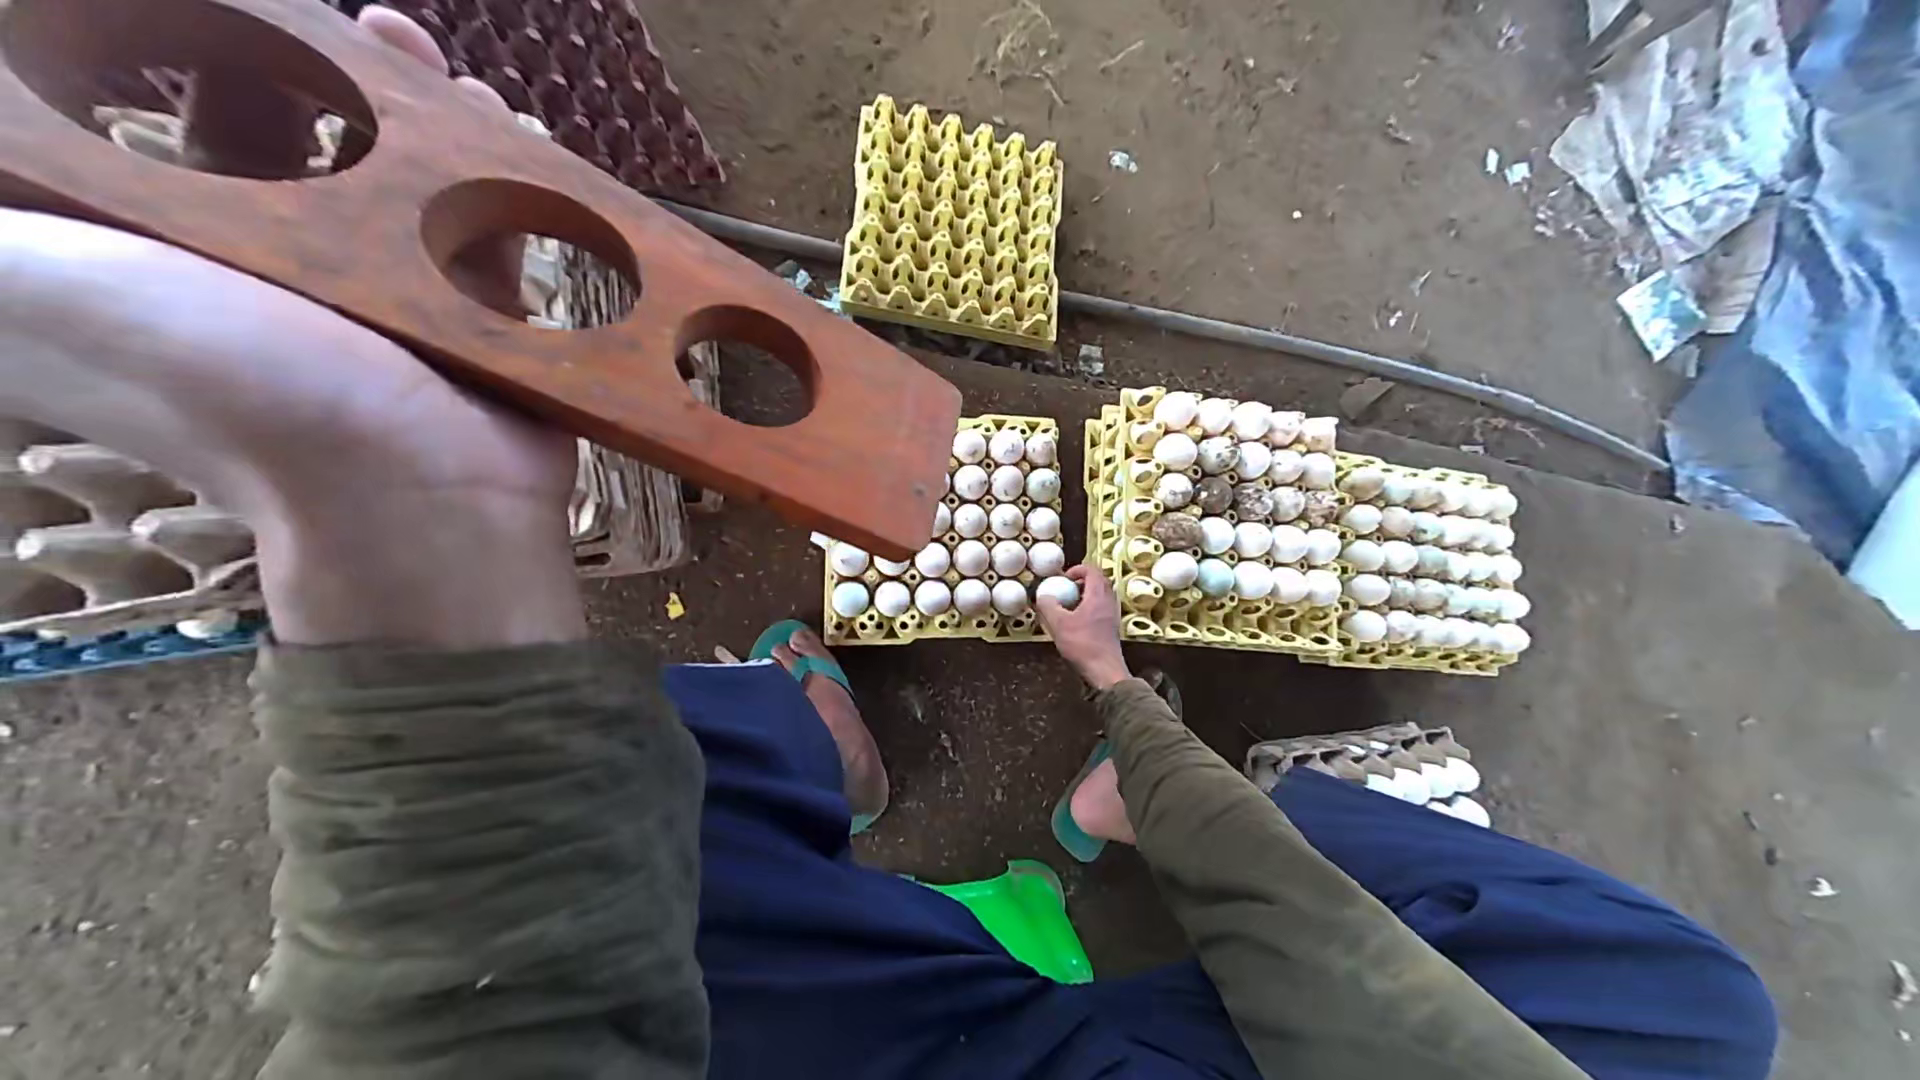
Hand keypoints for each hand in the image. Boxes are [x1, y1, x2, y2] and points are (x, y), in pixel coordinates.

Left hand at [0, 8, 583, 646]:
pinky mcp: (488, 324)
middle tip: (360, 24)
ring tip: (435, 59)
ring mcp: (400, 301)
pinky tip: (521, 136)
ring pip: (403, 183)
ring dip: (422, 118)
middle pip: (293, 142)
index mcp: (172, 254)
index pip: (149, 121)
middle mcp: (288, 275)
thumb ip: (9, 191)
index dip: (176, 43)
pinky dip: (506, 189)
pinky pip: (495, 238)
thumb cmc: (235, 389)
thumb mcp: (30, 276)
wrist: (414, 494)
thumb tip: (7, 107)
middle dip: (314, 67)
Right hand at [1035, 565, 1131, 690]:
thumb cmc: (1083, 645)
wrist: (1104, 671)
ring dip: (1084, 595)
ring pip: (1100, 596)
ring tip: (1068, 605)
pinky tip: (1075, 622)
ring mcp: (1112, 615)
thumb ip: (1048, 606)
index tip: (1064, 578)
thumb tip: (1043, 596)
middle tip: (1065, 589)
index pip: (1092, 571)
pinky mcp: (1111, 628)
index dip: (1077, 569)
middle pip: (1098, 581)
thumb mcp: (1058, 624)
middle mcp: (1109, 602)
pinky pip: (1100, 609)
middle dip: (1081, 581)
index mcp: (1098, 596)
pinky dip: (1088, 608)